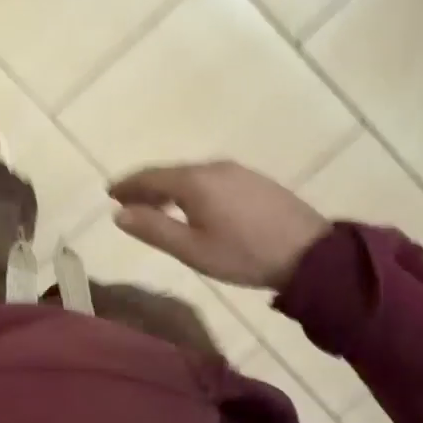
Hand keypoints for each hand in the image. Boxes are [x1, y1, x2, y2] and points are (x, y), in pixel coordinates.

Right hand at [109, 161, 329, 289]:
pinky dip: (193, 189)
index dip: (127, 185)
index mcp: (194, 181)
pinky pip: (212, 179)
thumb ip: (153, 229)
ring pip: (192, 175)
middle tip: (128, 203)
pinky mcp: (256, 181)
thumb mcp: (192, 250)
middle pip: (170, 173)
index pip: (149, 176)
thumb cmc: (244, 255)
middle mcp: (213, 167)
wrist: (312, 255)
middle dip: (146, 187)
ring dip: (170, 189)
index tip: (109, 193)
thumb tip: (119, 213)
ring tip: (158, 207)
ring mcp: (238, 171)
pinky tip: (195, 206)